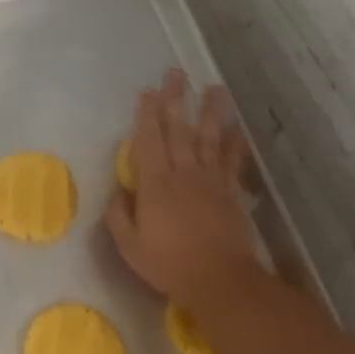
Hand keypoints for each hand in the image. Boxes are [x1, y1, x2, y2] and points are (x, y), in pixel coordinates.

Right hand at [105, 70, 265, 306]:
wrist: (220, 279)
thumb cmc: (169, 265)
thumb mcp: (130, 247)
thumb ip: (119, 218)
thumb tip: (117, 195)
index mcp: (155, 185)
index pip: (148, 141)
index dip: (146, 116)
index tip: (146, 92)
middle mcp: (184, 174)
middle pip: (179, 130)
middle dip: (176, 100)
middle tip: (176, 73)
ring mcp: (211, 181)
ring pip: (209, 138)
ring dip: (210, 111)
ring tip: (213, 88)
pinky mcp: (230, 193)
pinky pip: (232, 161)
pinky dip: (234, 142)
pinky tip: (236, 128)